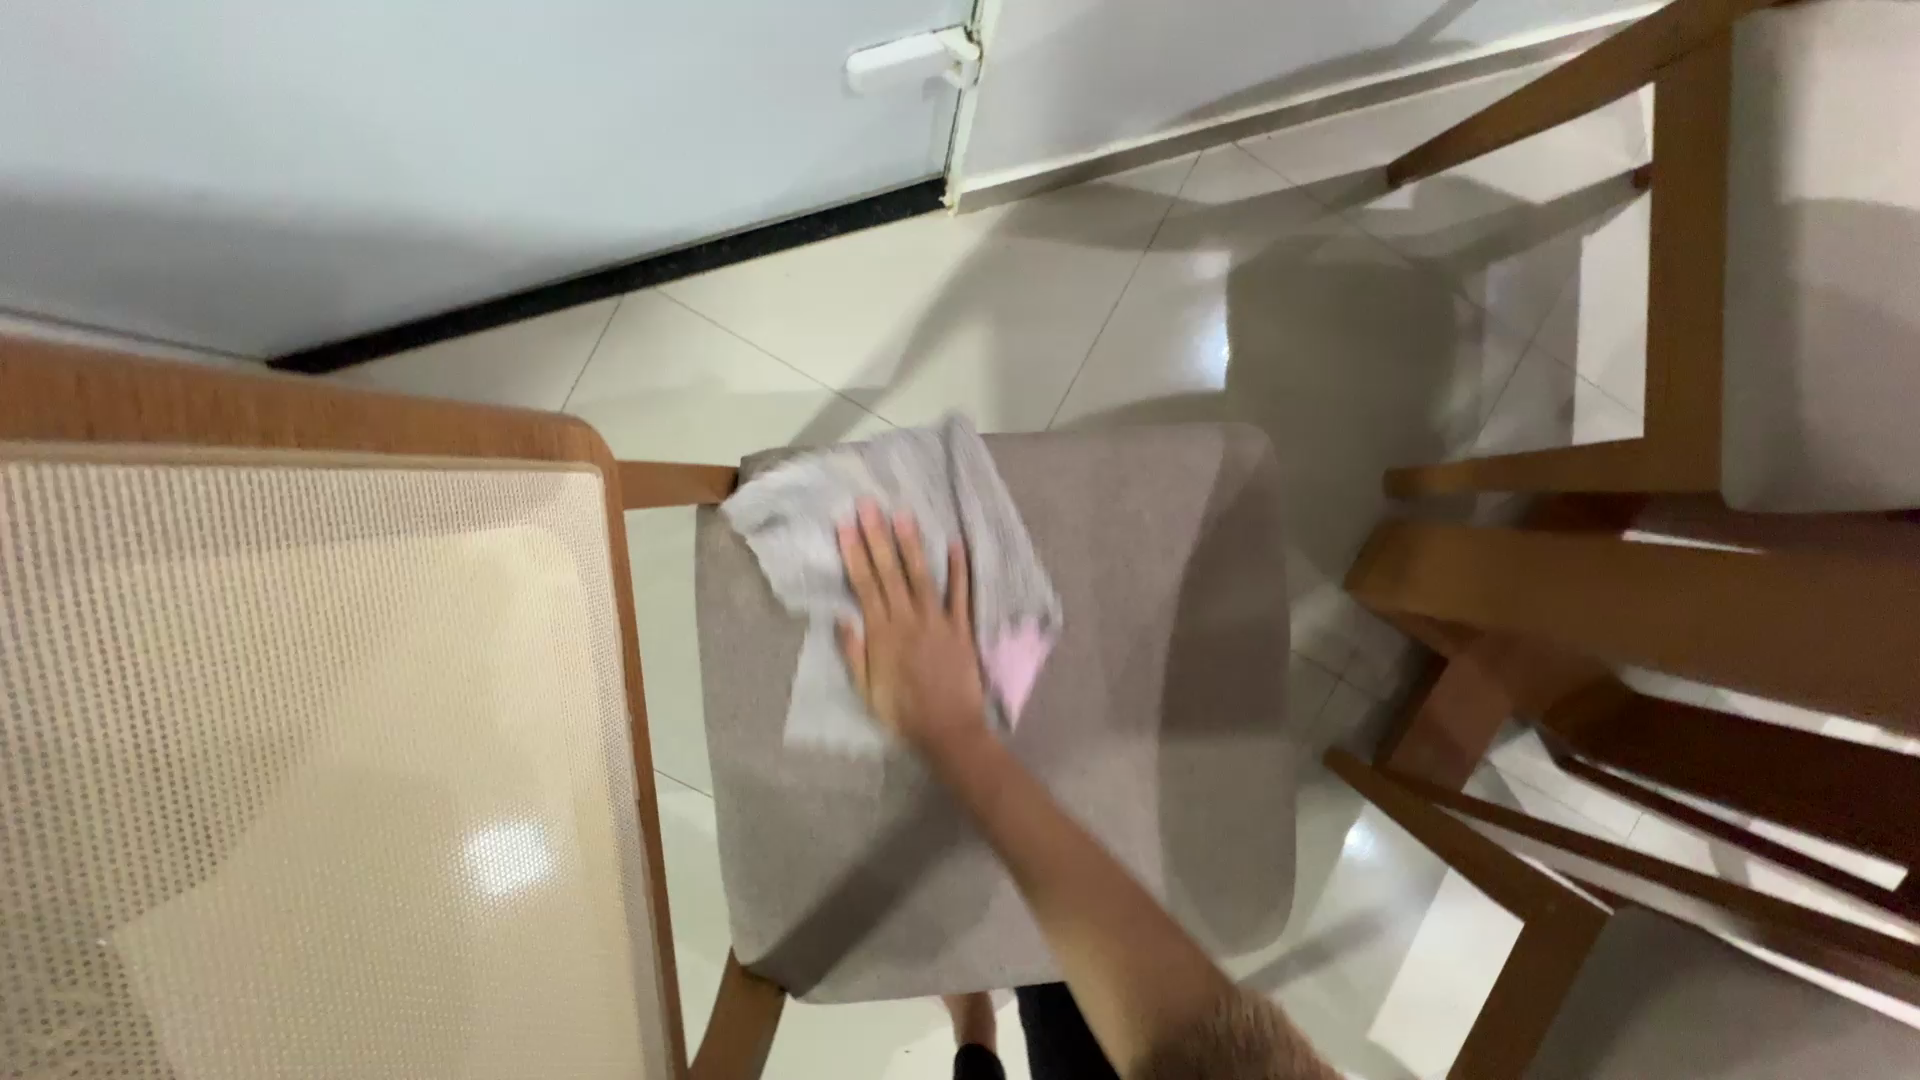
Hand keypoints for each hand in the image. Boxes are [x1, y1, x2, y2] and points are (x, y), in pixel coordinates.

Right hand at [836, 499, 986, 753]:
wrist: (947, 729)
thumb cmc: (902, 713)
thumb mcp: (865, 690)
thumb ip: (854, 653)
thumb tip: (842, 617)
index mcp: (882, 634)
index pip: (864, 585)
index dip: (854, 553)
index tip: (845, 526)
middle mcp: (908, 620)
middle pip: (889, 572)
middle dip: (877, 537)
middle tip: (869, 505)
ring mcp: (937, 622)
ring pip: (922, 576)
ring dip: (912, 544)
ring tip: (904, 515)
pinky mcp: (962, 629)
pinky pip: (961, 595)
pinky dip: (959, 570)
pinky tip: (955, 545)